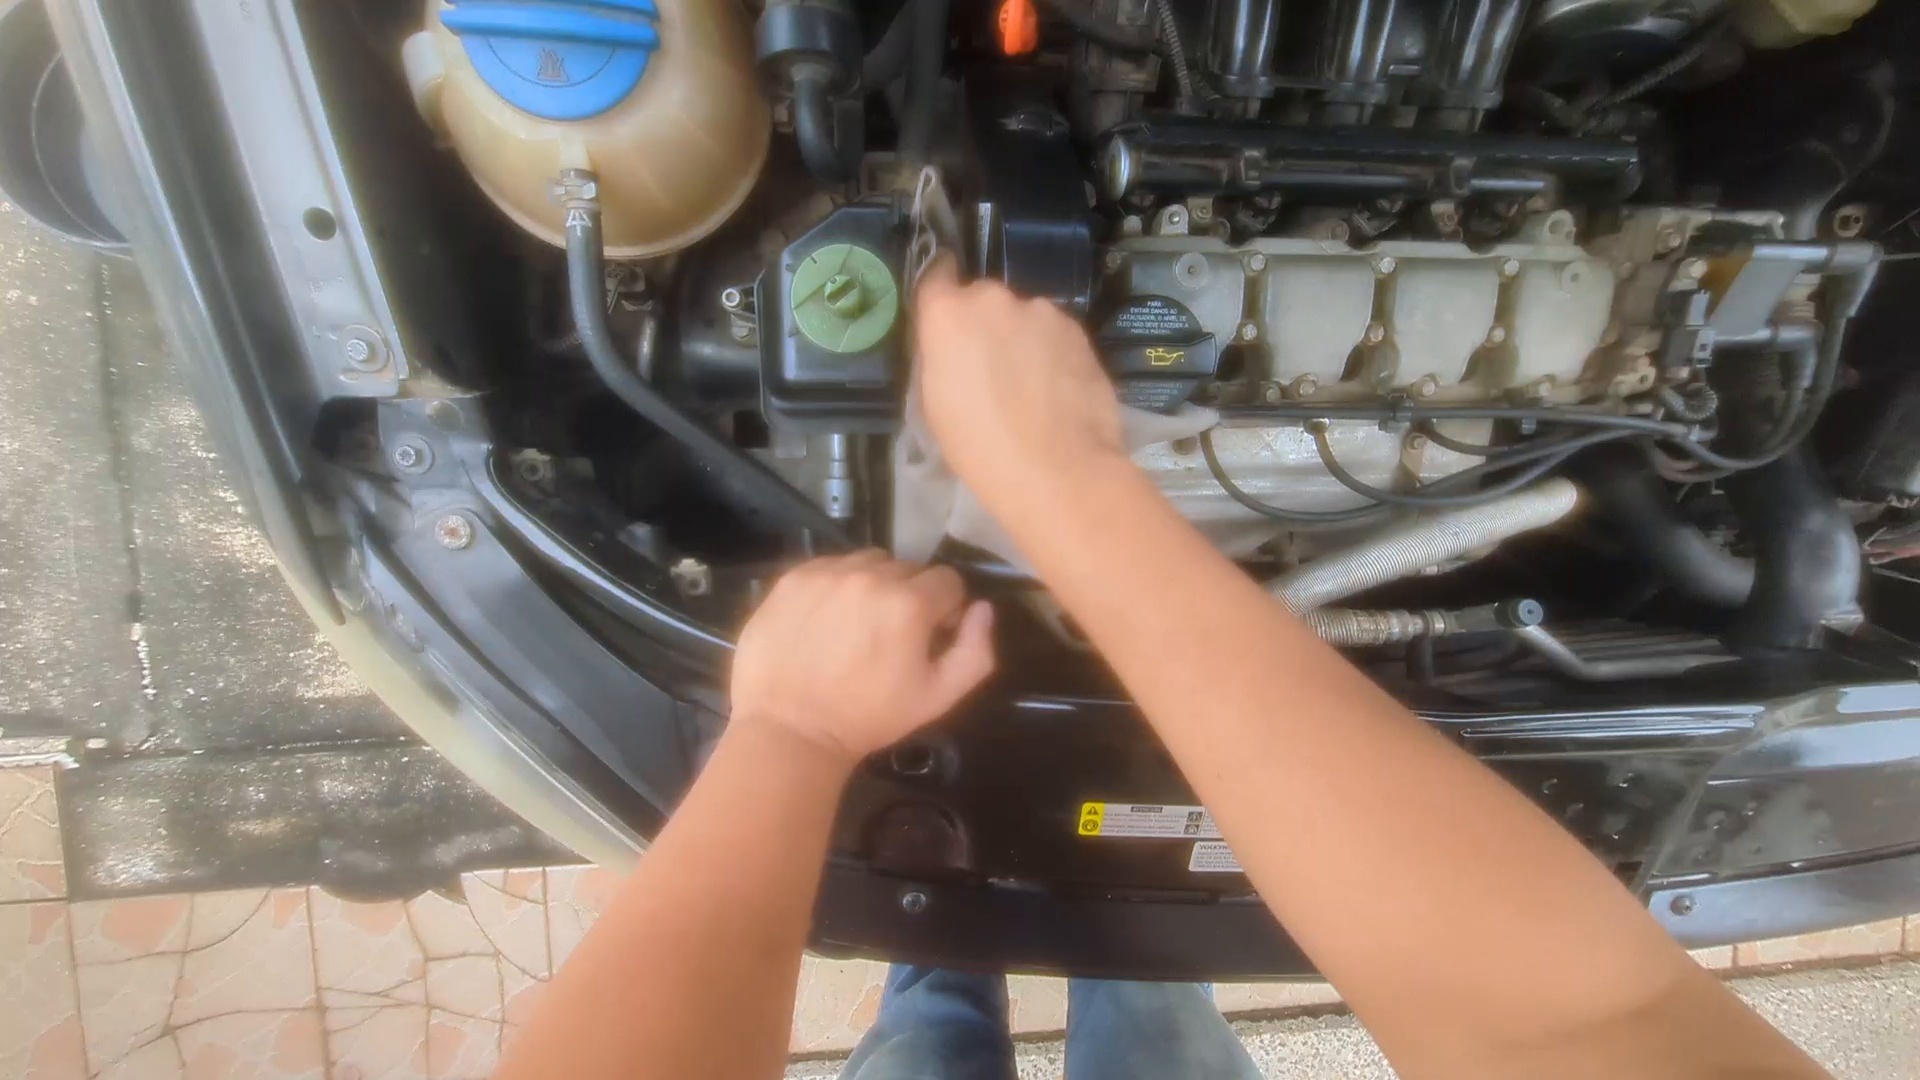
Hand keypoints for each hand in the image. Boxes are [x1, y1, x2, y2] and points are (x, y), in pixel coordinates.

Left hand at [729, 550, 994, 766]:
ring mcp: (827, 573)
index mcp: (910, 603)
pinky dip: (836, 584)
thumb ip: (975, 651)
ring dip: (874, 584)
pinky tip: (827, 618)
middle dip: (909, 595)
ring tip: (857, 623)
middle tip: (891, 634)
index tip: (930, 635)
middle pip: (908, 568)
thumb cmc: (869, 717)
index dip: (946, 609)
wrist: (790, 730)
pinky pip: (830, 565)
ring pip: (869, 562)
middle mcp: (870, 576)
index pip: (948, 580)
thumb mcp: (939, 697)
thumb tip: (983, 609)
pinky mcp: (792, 578)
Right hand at [914, 258, 1125, 515]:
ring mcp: (1042, 312)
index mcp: (949, 315)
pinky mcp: (1079, 331)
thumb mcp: (937, 406)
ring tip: (1030, 388)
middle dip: (985, 328)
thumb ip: (942, 360)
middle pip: (983, 302)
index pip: (936, 276)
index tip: (945, 315)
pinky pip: (1055, 335)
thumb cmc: (981, 448)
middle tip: (990, 371)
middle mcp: (995, 299)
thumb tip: (955, 348)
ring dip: (1022, 341)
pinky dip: (1052, 354)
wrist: (1058, 470)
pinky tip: (1057, 392)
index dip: (940, 293)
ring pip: (1024, 319)